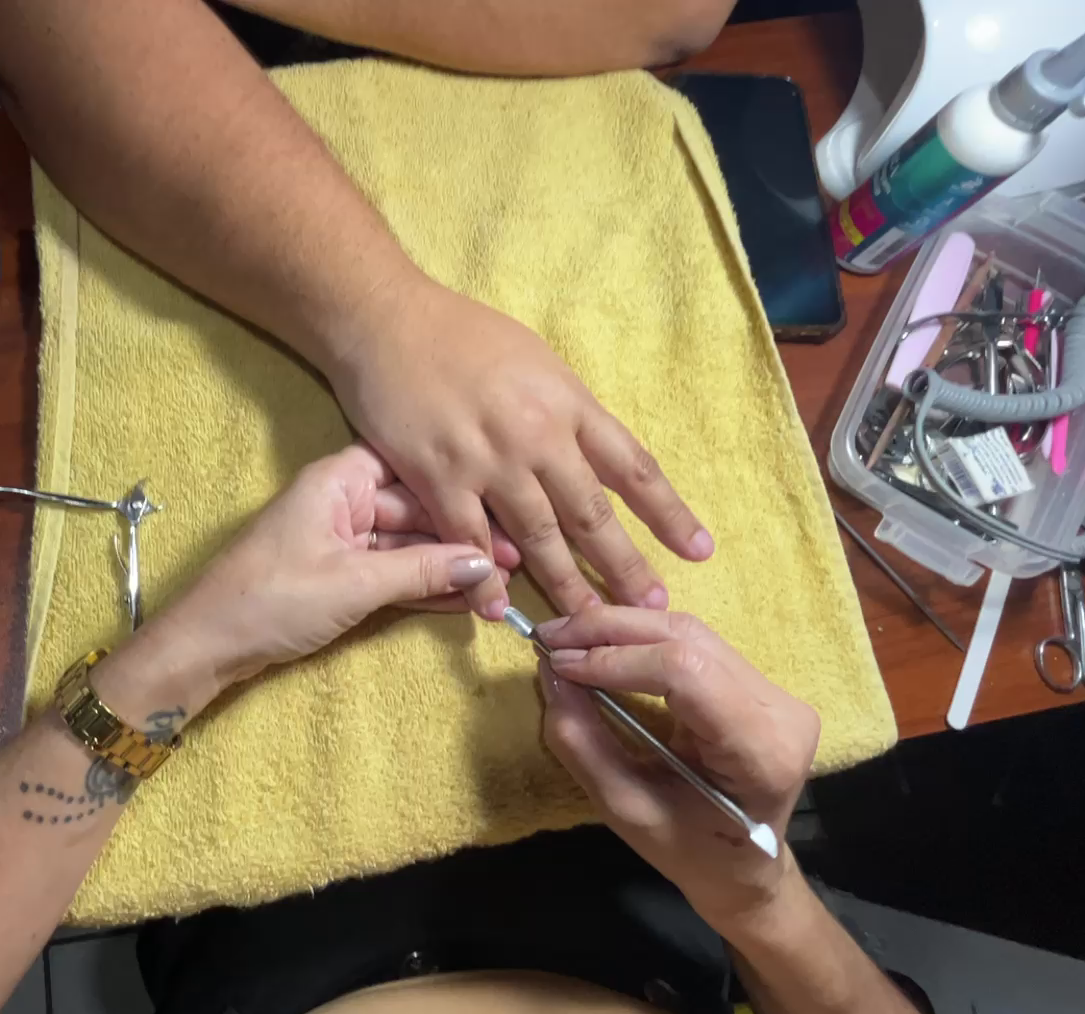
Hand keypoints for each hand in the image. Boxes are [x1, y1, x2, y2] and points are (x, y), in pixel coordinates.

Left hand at [154, 443, 521, 690]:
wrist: (209, 645)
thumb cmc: (274, 599)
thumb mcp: (354, 583)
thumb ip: (421, 570)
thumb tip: (486, 565)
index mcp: (338, 481)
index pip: (410, 468)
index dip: (456, 489)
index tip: (504, 513)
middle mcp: (342, 501)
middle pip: (413, 511)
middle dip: (460, 539)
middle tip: (516, 563)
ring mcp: (340, 539)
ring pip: (406, 545)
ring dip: (446, 567)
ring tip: (500, 586)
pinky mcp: (338, 573)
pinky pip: (390, 572)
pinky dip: (420, 586)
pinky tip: (463, 599)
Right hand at [325, 280, 711, 617]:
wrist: (387, 321)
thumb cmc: (458, 333)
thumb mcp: (531, 358)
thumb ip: (560, 408)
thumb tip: (581, 451)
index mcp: (568, 402)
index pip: (632, 468)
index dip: (668, 514)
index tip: (697, 551)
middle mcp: (537, 435)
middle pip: (591, 512)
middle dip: (623, 564)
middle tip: (650, 607)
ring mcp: (488, 459)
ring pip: (537, 534)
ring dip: (564, 583)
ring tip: (588, 620)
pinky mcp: (438, 476)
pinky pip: (469, 538)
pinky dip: (483, 577)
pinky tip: (497, 608)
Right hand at [535, 607, 817, 930]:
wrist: (744, 867)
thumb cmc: (688, 849)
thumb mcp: (621, 806)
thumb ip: (581, 739)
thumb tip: (549, 670)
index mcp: (761, 750)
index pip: (685, 671)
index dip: (614, 658)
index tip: (558, 664)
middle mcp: (779, 707)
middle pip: (685, 637)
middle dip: (607, 629)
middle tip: (549, 637)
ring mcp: (773, 689)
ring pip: (685, 629)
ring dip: (617, 626)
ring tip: (566, 638)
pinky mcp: (755, 679)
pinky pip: (690, 640)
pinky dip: (635, 635)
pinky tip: (598, 642)